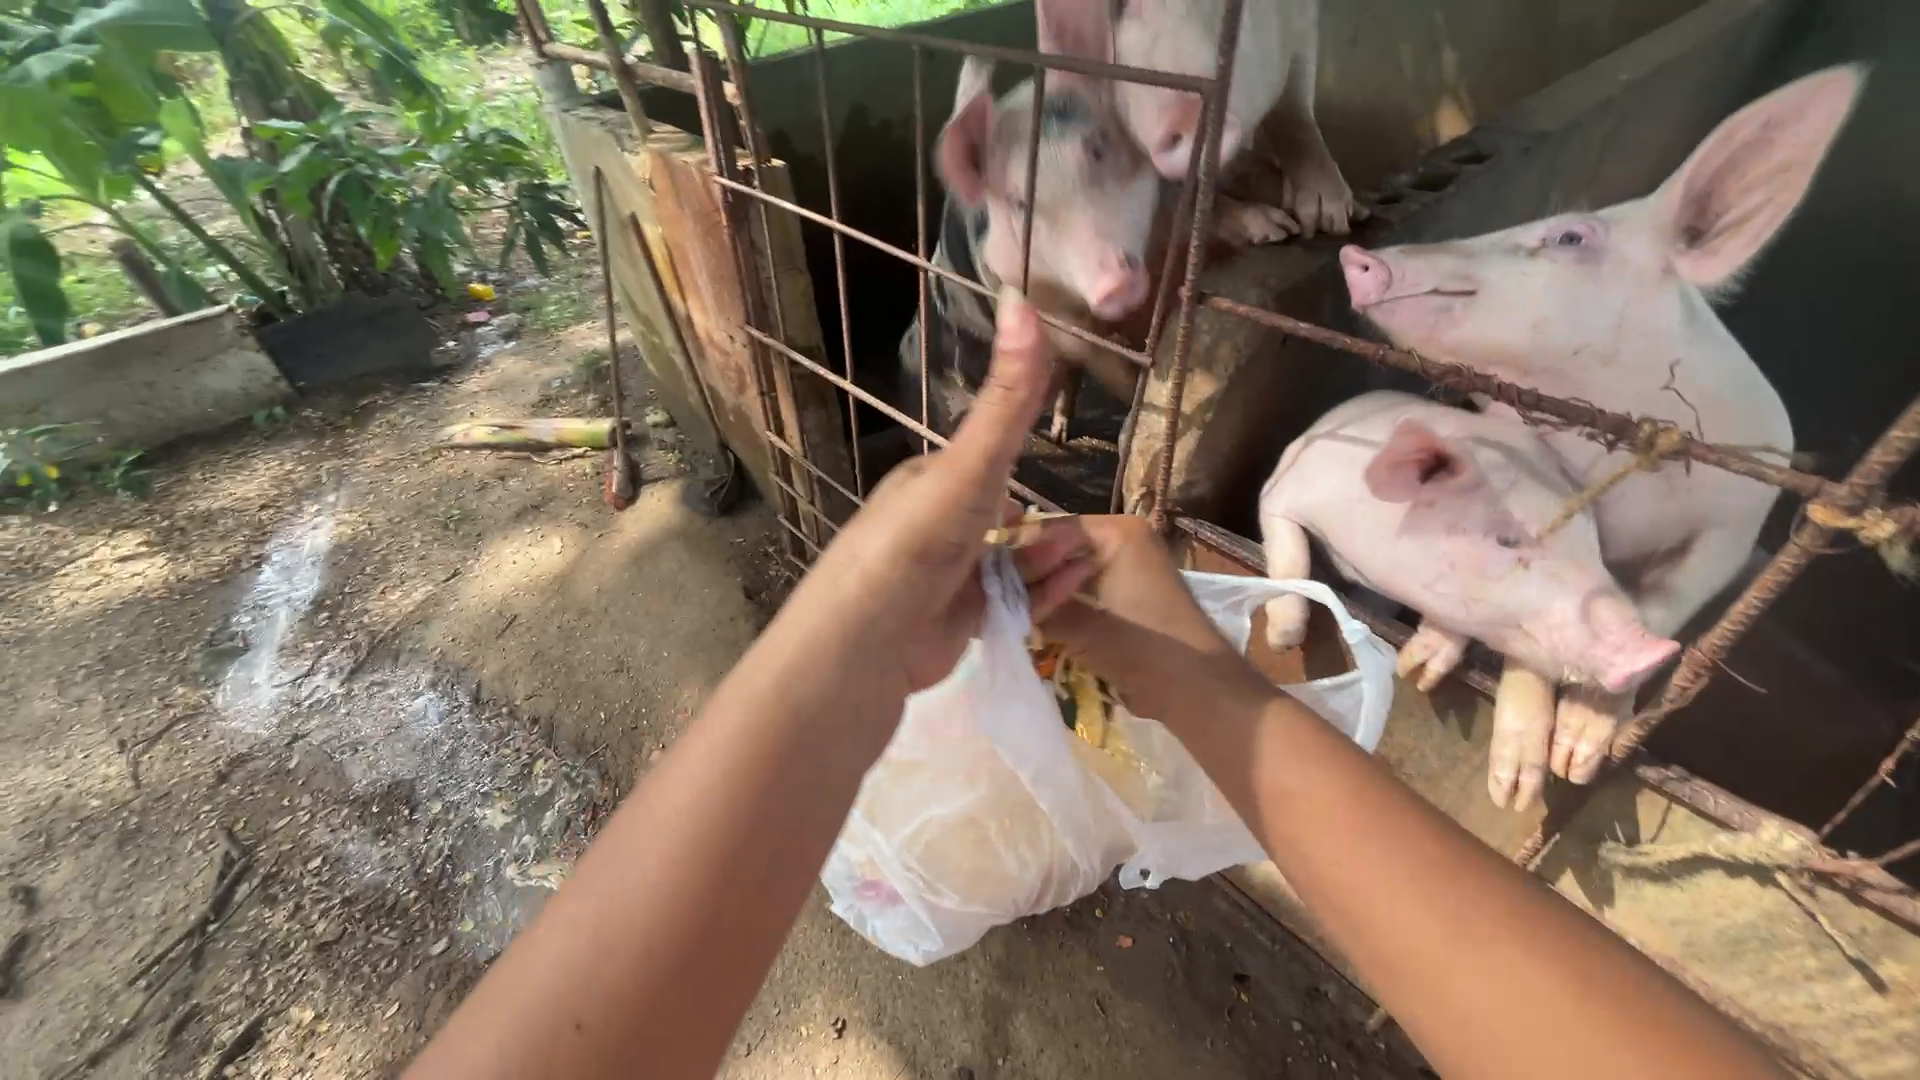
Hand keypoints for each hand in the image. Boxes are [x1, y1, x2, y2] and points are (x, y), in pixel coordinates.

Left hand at [772, 287, 1053, 698]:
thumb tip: (1024, 300)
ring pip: (1010, 562)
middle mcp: (937, 529)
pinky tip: (1074, 582)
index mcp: (930, 484)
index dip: (1017, 468)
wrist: (872, 638)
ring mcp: (948, 580)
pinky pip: (1011, 602)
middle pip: (1000, 519)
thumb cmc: (920, 538)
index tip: (1058, 472)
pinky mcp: (958, 624)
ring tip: (1088, 553)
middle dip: (1041, 523)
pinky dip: (1043, 592)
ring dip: (1047, 557)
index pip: (982, 468)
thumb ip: (1007, 398)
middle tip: (1086, 527)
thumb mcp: (970, 463)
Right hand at [1011, 515, 1276, 725]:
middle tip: (986, 594)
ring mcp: (1124, 566)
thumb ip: (1036, 607)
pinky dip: (1057, 604)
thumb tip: (989, 598)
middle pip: (1056, 548)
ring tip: (999, 607)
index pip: (1050, 529)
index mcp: (1117, 532)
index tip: (979, 575)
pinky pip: (1079, 590)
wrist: (1199, 692)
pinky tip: (1028, 620)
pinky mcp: (1124, 594)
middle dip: (1026, 574)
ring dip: (1039, 591)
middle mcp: (1121, 539)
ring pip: (1064, 571)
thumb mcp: (1082, 627)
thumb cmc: (1145, 648)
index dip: (1014, 552)